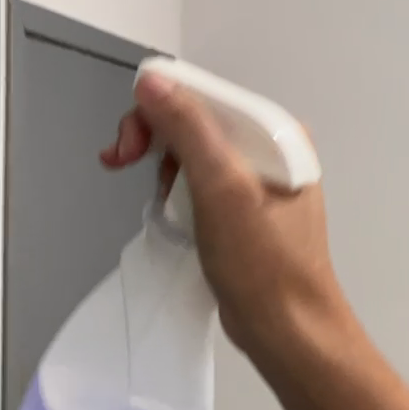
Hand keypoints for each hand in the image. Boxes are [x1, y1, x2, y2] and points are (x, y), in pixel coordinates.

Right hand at [101, 70, 355, 368]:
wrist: (289, 331)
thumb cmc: (260, 263)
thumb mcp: (220, 188)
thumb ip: (187, 128)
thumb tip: (150, 78)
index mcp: (274, 134)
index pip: (200, 98)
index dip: (154, 113)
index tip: (126, 150)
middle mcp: (268, 149)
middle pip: (192, 121)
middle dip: (151, 139)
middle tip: (119, 164)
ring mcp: (255, 180)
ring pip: (189, 151)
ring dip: (159, 167)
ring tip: (152, 198)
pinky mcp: (240, 208)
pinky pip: (195, 180)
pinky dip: (171, 189)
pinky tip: (166, 207)